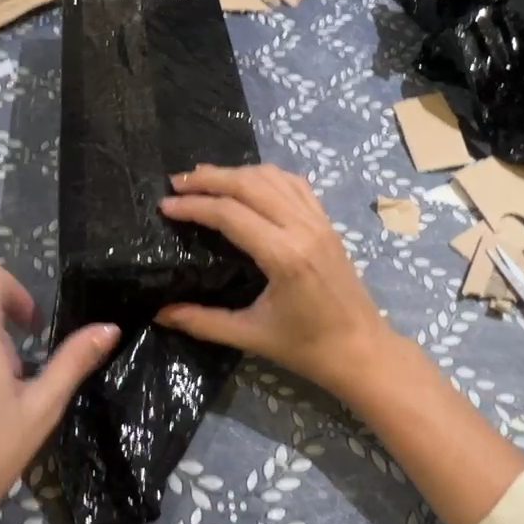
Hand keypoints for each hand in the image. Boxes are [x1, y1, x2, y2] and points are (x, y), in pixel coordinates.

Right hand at [155, 164, 402, 399]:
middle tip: (177, 183)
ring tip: (204, 178)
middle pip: (248, 184)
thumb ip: (203, 321)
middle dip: (209, 178)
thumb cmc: (308, 348)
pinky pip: (294, 184)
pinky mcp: (327, 222)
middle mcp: (302, 228)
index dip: (193, 205)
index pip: (229, 213)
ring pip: (271, 177)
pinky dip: (265, 176)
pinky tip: (247, 183)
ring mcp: (318, 221)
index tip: (165, 205)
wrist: (363, 350)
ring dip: (235, 172)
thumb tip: (160, 313)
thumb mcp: (251, 336)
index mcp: (283, 255)